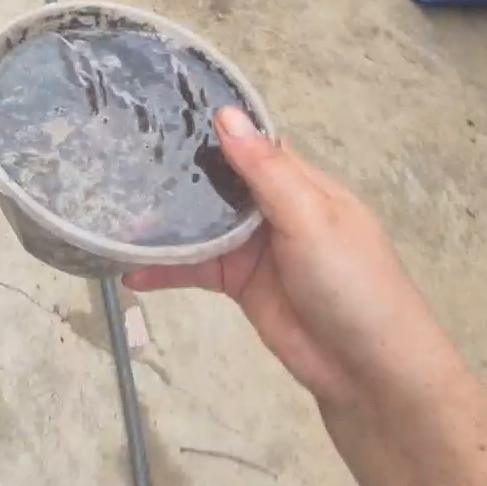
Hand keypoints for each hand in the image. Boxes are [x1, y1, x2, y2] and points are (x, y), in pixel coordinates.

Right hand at [125, 108, 457, 410]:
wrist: (370, 375)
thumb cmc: (353, 285)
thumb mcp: (311, 220)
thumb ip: (265, 170)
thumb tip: (225, 114)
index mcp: (300, 185)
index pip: (250, 145)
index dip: (211, 128)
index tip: (159, 110)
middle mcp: (272, 210)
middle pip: (216, 181)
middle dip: (175, 170)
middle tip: (120, 153)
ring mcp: (251, 247)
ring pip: (197, 224)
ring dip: (163, 222)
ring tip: (115, 212)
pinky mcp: (235, 282)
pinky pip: (191, 267)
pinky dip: (163, 270)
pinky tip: (131, 271)